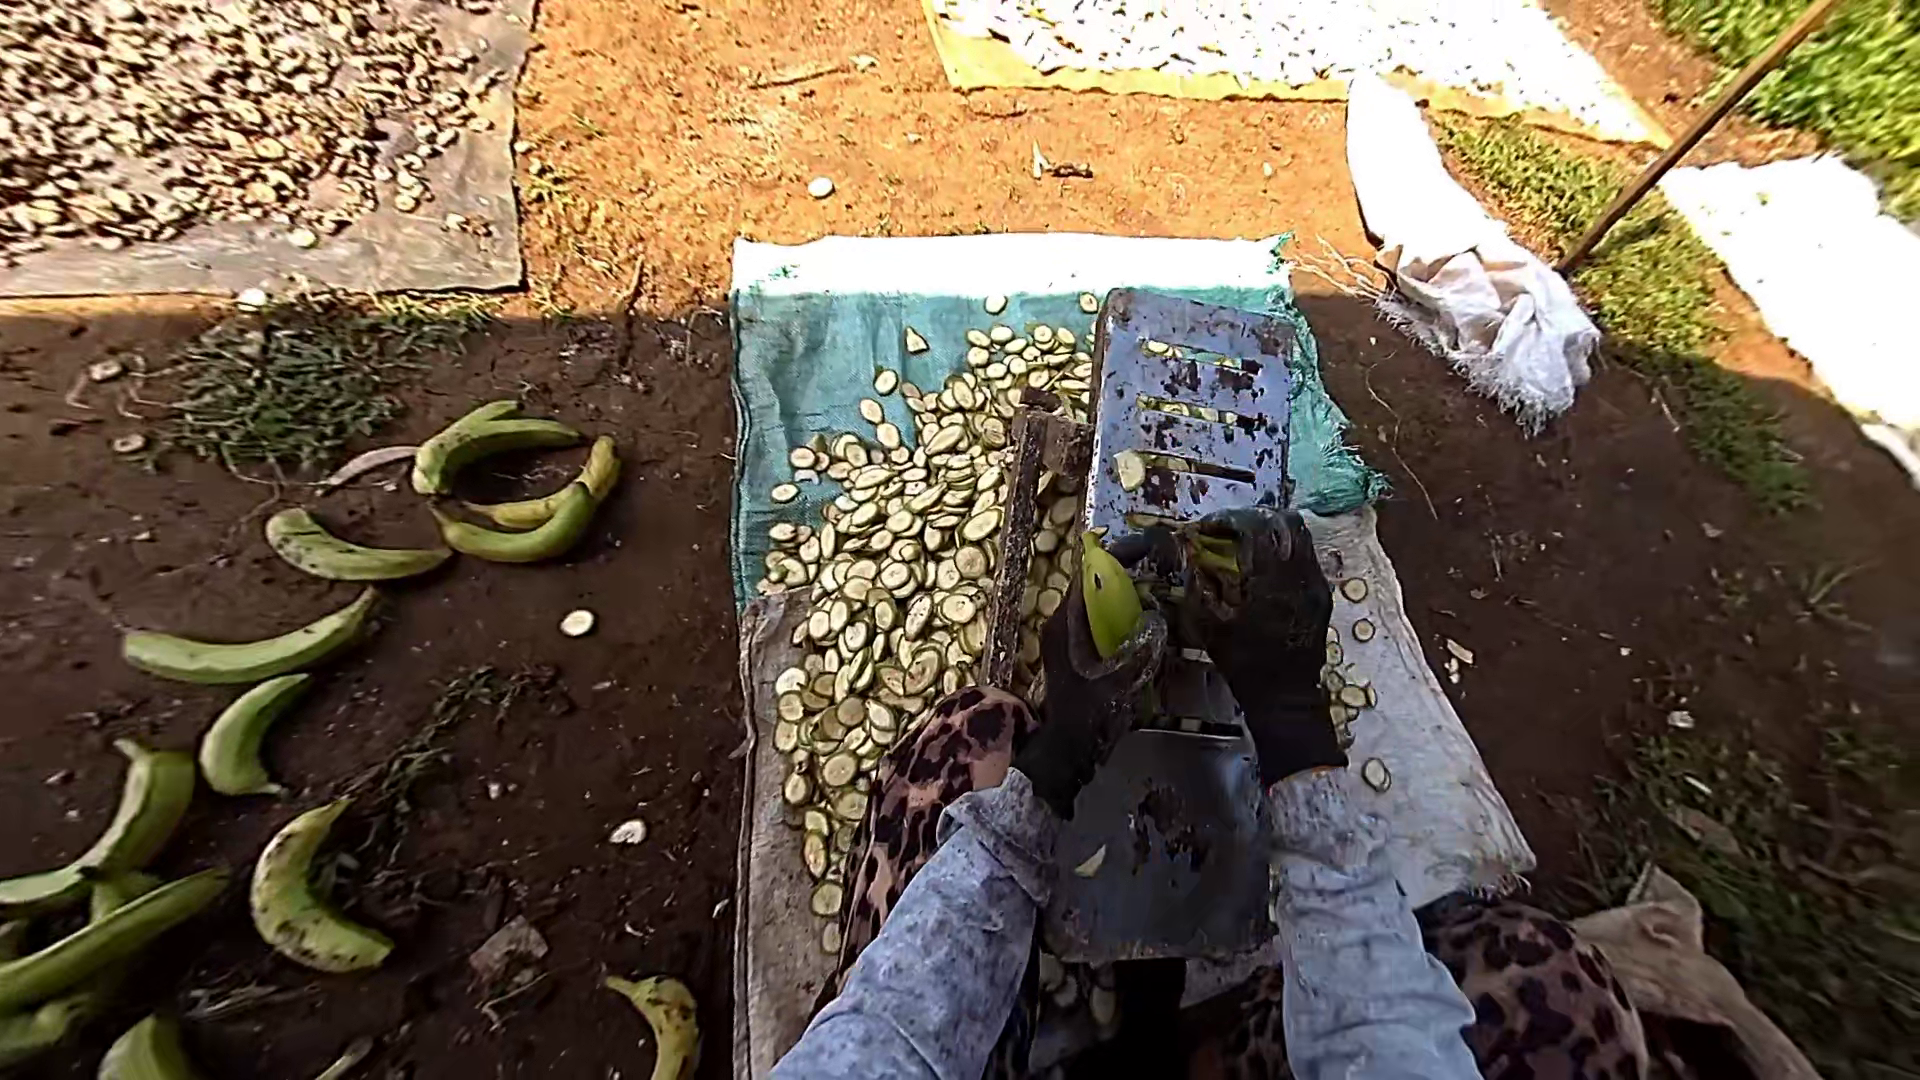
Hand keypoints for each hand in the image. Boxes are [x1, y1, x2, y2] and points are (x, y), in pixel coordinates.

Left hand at [1014, 533, 1169, 819]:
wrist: (1067, 748)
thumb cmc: (1090, 715)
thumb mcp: (1122, 682)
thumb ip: (1141, 649)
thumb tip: (1160, 618)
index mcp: (1066, 623)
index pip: (1088, 574)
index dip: (1116, 556)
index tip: (1147, 547)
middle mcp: (1060, 623)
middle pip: (1091, 583)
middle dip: (1122, 570)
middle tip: (1158, 563)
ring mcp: (1064, 636)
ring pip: (1093, 600)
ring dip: (1120, 590)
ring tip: (1156, 584)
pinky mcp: (1071, 649)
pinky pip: (1094, 618)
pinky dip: (1116, 611)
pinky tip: (1142, 618)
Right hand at [1180, 508, 1343, 785]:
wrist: (1286, 695)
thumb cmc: (1243, 662)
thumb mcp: (1208, 626)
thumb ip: (1197, 585)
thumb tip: (1186, 552)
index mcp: (1271, 582)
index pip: (1256, 528)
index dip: (1229, 520)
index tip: (1207, 526)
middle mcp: (1300, 576)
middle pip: (1285, 522)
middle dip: (1253, 518)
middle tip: (1227, 529)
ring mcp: (1317, 584)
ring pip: (1301, 535)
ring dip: (1271, 530)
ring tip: (1245, 541)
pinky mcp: (1322, 593)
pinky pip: (1306, 554)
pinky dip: (1283, 547)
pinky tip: (1263, 563)